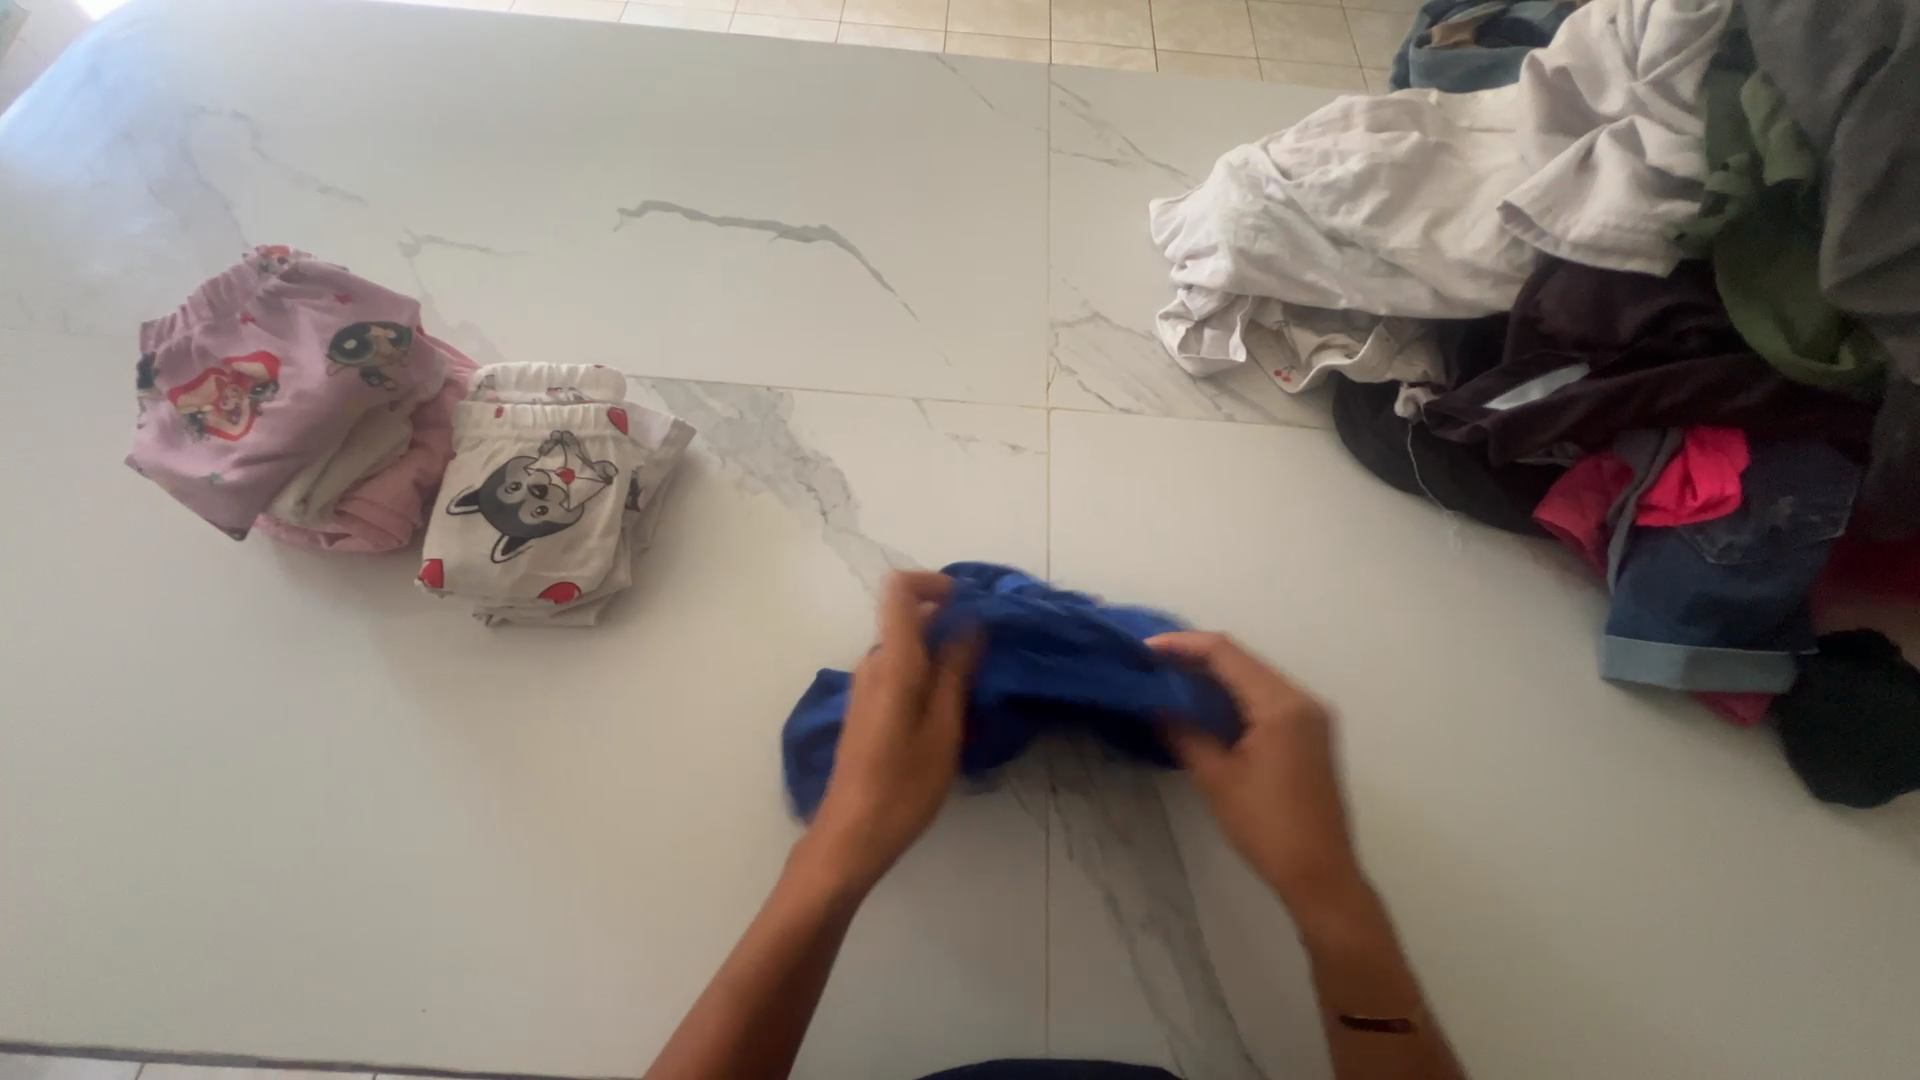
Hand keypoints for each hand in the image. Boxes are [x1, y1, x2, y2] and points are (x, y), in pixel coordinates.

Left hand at [802, 571, 978, 893]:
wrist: (851, 835)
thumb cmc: (904, 785)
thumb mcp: (943, 729)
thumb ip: (955, 672)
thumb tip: (969, 625)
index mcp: (892, 662)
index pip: (898, 590)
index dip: (931, 582)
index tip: (965, 601)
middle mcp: (872, 664)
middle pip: (906, 619)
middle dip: (947, 623)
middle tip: (986, 653)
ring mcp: (865, 686)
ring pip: (906, 648)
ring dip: (939, 653)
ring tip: (974, 688)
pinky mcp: (865, 707)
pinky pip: (899, 670)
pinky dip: (926, 674)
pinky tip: (948, 711)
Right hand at [1150, 632, 1362, 909]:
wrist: (1321, 876)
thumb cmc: (1267, 826)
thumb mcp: (1216, 777)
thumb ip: (1183, 732)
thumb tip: (1154, 706)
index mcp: (1281, 705)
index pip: (1226, 653)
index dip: (1182, 645)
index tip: (1145, 649)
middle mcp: (1301, 699)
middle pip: (1242, 659)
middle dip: (1195, 656)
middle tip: (1151, 662)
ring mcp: (1310, 716)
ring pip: (1253, 676)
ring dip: (1213, 674)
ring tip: (1168, 678)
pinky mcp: (1309, 733)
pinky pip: (1265, 696)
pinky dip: (1232, 694)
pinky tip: (1203, 703)